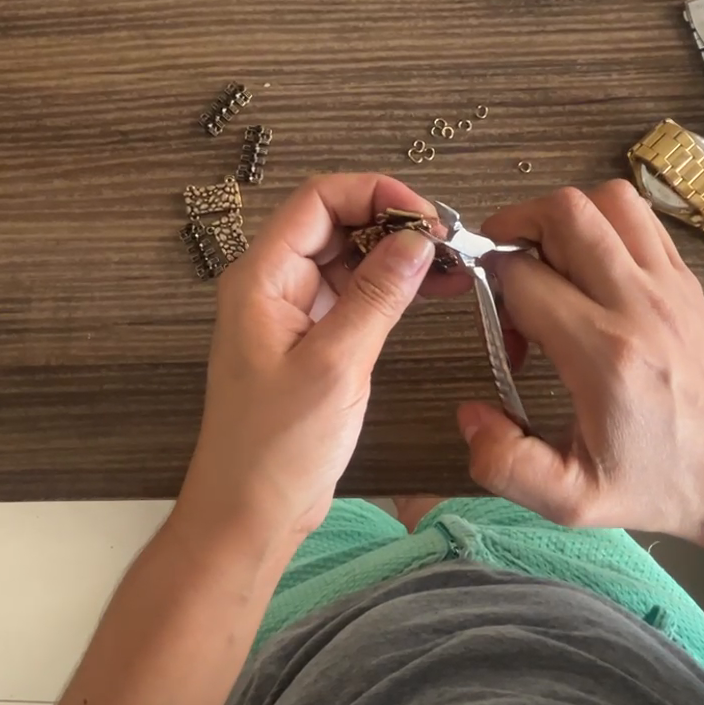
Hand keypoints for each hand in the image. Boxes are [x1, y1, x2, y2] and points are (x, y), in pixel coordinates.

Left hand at [178, 174, 462, 549]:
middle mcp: (272, 283)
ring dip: (396, 256)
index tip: (427, 216)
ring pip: (346, 259)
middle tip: (449, 241)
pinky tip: (431, 290)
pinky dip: (389, 289)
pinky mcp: (311, 339)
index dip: (374, 193)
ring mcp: (291, 311)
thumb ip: (376, 295)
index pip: (316, 201)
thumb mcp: (335, 364)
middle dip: (391, 223)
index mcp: (261, 276)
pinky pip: (351, 296)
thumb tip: (418, 240)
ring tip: (453, 264)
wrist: (250, 511)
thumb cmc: (277, 445)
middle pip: (333, 224)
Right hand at [459, 178, 703, 550]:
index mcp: (605, 353)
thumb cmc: (658, 486)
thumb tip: (469, 412)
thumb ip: (504, 463)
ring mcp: (671, 285)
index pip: (525, 276)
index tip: (497, 325)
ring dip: (563, 217)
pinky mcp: (688, 282)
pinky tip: (590, 270)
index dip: (491, 287)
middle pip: (566, 212)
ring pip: (607, 200)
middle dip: (516, 224)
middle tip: (504, 268)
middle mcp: (640, 304)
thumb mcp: (570, 500)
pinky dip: (601, 224)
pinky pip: (638, 219)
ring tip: (548, 262)